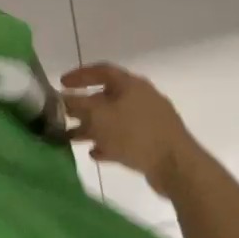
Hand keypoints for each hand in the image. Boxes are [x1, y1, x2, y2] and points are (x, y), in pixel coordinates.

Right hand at [61, 63, 204, 198]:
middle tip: (65, 116)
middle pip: (107, 97)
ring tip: (74, 138)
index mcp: (131, 85)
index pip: (101, 70)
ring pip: (115, 119)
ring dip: (93, 128)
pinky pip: (126, 137)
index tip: (61, 84)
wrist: (177, 167)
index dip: (79, 75)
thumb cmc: (134, 134)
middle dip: (83, 108)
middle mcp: (142, 98)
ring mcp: (151, 120)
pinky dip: (109, 143)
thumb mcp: (98, 116)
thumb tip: (60, 97)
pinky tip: (96, 154)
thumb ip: (76, 104)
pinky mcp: (155, 141)